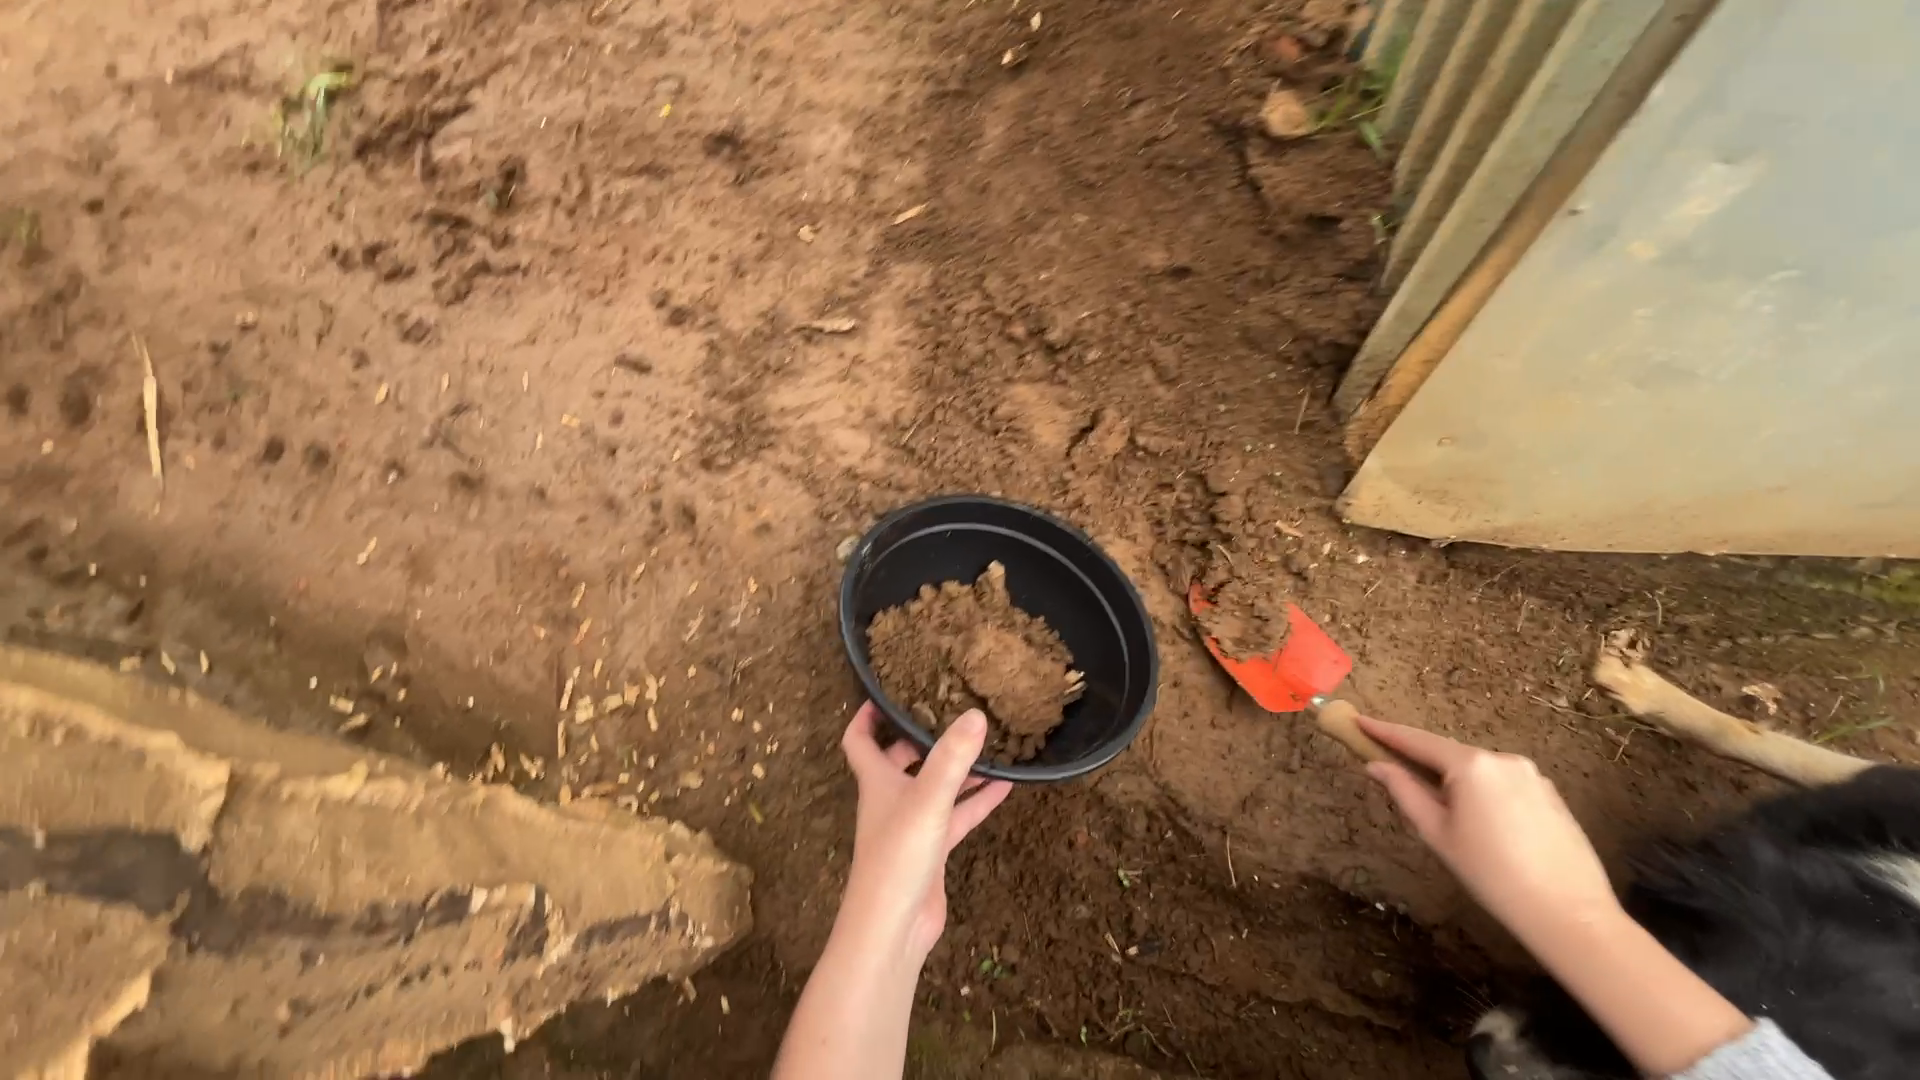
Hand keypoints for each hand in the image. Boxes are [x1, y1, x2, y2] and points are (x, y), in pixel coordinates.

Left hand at [839, 702, 1012, 965]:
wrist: (893, 929)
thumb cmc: (897, 857)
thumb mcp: (927, 799)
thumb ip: (952, 758)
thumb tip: (976, 714)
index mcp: (877, 781)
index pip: (860, 740)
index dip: (867, 715)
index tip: (887, 691)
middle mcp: (891, 799)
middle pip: (902, 759)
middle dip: (922, 736)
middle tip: (951, 709)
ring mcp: (913, 826)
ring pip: (936, 786)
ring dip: (958, 767)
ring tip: (989, 742)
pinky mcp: (934, 850)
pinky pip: (958, 815)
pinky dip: (978, 800)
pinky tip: (1007, 786)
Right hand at [1357, 716, 1618, 942]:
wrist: (1570, 914)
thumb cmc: (1491, 874)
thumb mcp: (1436, 833)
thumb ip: (1404, 791)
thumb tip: (1376, 765)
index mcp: (1471, 765)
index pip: (1416, 740)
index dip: (1384, 731)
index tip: (1358, 719)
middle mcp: (1503, 759)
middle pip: (1448, 752)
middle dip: (1420, 759)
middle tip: (1392, 769)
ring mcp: (1531, 774)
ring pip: (1476, 768)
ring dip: (1452, 778)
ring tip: (1442, 811)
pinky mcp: (1550, 793)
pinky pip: (1501, 781)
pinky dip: (1480, 789)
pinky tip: (1481, 822)